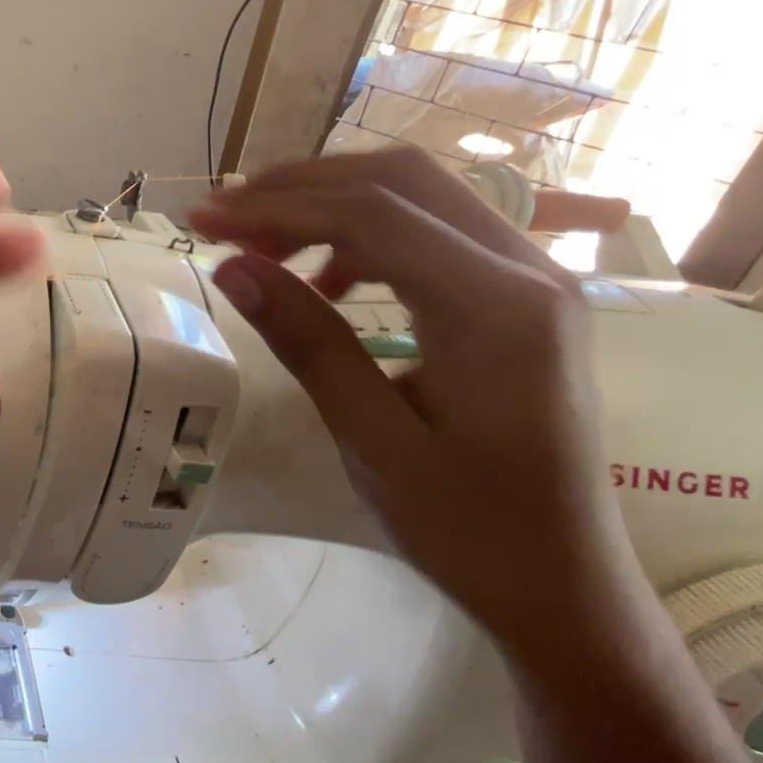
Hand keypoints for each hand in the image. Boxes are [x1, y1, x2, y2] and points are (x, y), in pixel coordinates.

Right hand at [188, 147, 629, 635]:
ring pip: (416, 194)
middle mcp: (529, 271)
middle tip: (224, 220)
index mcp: (497, 309)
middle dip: (299, 188)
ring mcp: (532, 277)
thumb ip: (306, 340)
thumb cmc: (466, 526)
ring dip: (328, 203)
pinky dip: (364, 233)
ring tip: (260, 244)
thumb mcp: (370, 438)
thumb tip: (231, 266)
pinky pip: (433, 229)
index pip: (370, 216)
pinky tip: (325, 281)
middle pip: (400, 179)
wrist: (561, 583)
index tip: (200, 219)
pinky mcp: (520, 294)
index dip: (274, 207)